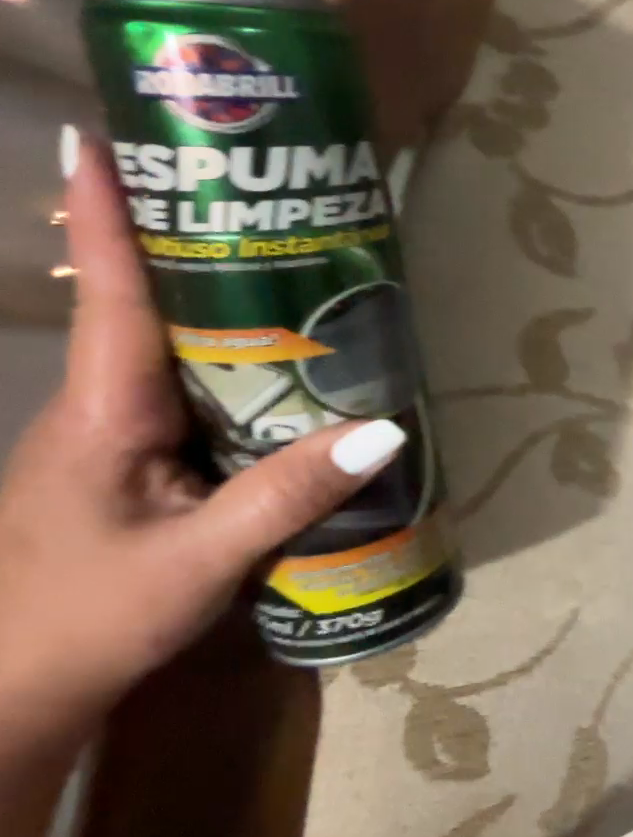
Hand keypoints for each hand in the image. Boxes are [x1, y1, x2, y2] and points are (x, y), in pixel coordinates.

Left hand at [0, 130, 407, 753]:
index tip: (104, 141)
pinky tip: (306, 375)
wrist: (16, 695)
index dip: (108, 219)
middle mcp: (105, 408)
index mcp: (101, 415)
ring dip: (233, 308)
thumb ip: (289, 496)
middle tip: (263, 200)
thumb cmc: (82, 621)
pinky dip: (251, 369)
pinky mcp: (148, 463)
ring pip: (182, 353)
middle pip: (153, 307)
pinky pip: (206, 395)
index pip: (110, 298)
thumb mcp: (197, 563)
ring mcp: (124, 437)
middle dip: (195, 245)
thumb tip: (391, 428)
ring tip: (306, 274)